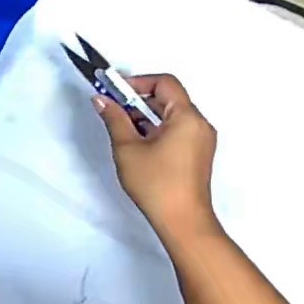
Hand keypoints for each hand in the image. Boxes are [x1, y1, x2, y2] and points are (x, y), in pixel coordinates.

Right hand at [94, 73, 221, 236]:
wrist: (182, 221)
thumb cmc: (157, 184)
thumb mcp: (127, 147)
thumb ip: (114, 118)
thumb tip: (102, 100)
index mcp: (187, 117)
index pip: (164, 83)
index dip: (137, 82)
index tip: (115, 91)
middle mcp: (199, 124)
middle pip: (168, 98)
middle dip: (138, 100)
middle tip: (113, 108)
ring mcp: (200, 140)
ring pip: (171, 115)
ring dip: (145, 116)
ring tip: (122, 129)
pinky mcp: (196, 154)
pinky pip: (176, 130)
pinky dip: (156, 129)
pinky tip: (137, 144)